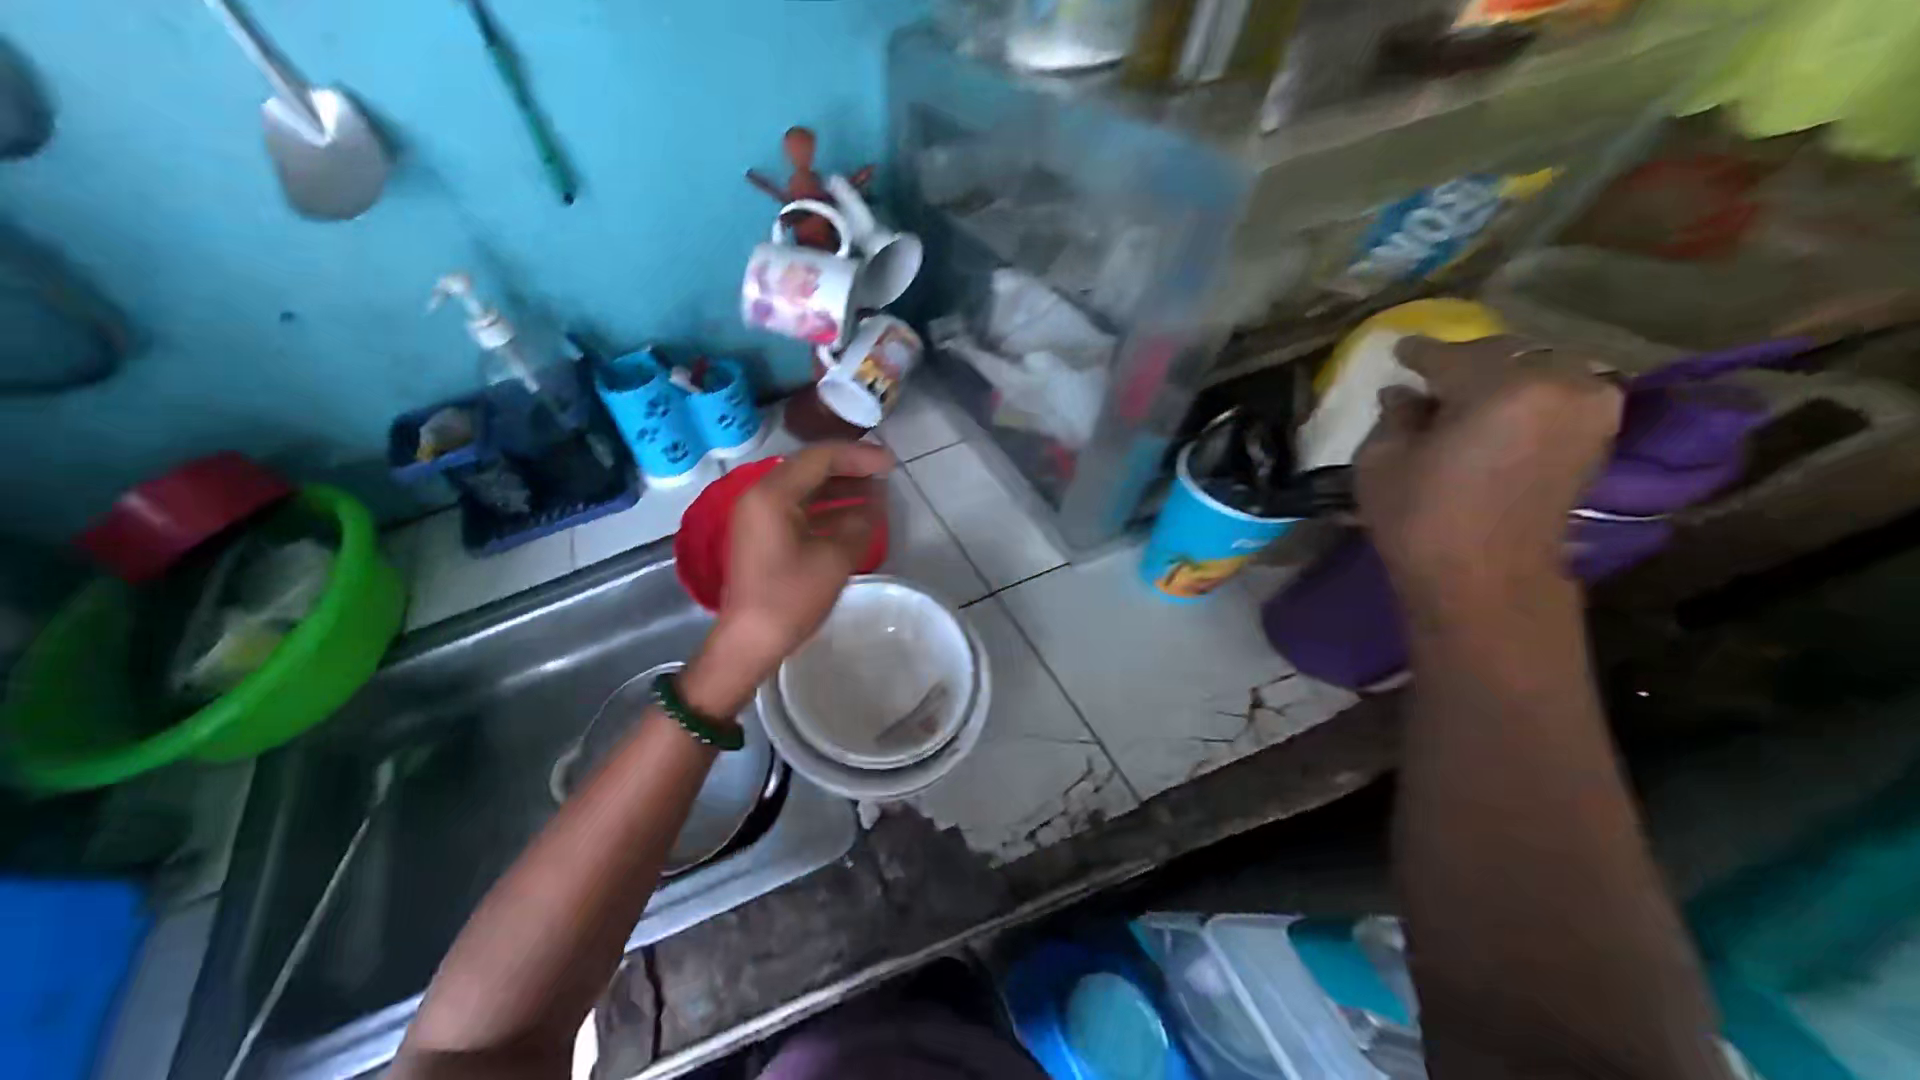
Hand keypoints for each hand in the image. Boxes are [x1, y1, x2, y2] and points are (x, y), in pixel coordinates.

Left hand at [681, 443, 890, 715]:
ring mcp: (759, 515)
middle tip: (886, 474)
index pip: (820, 458)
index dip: (859, 457)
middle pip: (810, 468)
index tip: (890, 463)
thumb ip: (860, 524)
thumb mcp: (835, 559)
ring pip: (806, 488)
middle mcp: (760, 496)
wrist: (750, 641)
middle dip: (850, 469)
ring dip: (841, 488)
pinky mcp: (764, 534)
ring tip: (876, 493)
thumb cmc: (791, 598)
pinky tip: (856, 516)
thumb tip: (874, 505)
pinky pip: (799, 508)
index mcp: (772, 494)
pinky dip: (827, 508)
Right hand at [1355, 335, 1621, 605]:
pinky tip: (1497, 409)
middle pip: (1506, 354)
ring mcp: (1590, 410)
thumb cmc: (1422, 520)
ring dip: (1501, 376)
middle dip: (1466, 361)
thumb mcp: (1382, 462)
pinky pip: (1559, 394)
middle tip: (1432, 371)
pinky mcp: (1598, 437)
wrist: (1486, 582)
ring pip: (1539, 370)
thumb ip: (1395, 416)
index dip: (1419, 352)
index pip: (1451, 354)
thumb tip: (1404, 395)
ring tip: (1466, 391)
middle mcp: (1560, 384)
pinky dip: (1528, 395)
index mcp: (1502, 386)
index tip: (1400, 349)